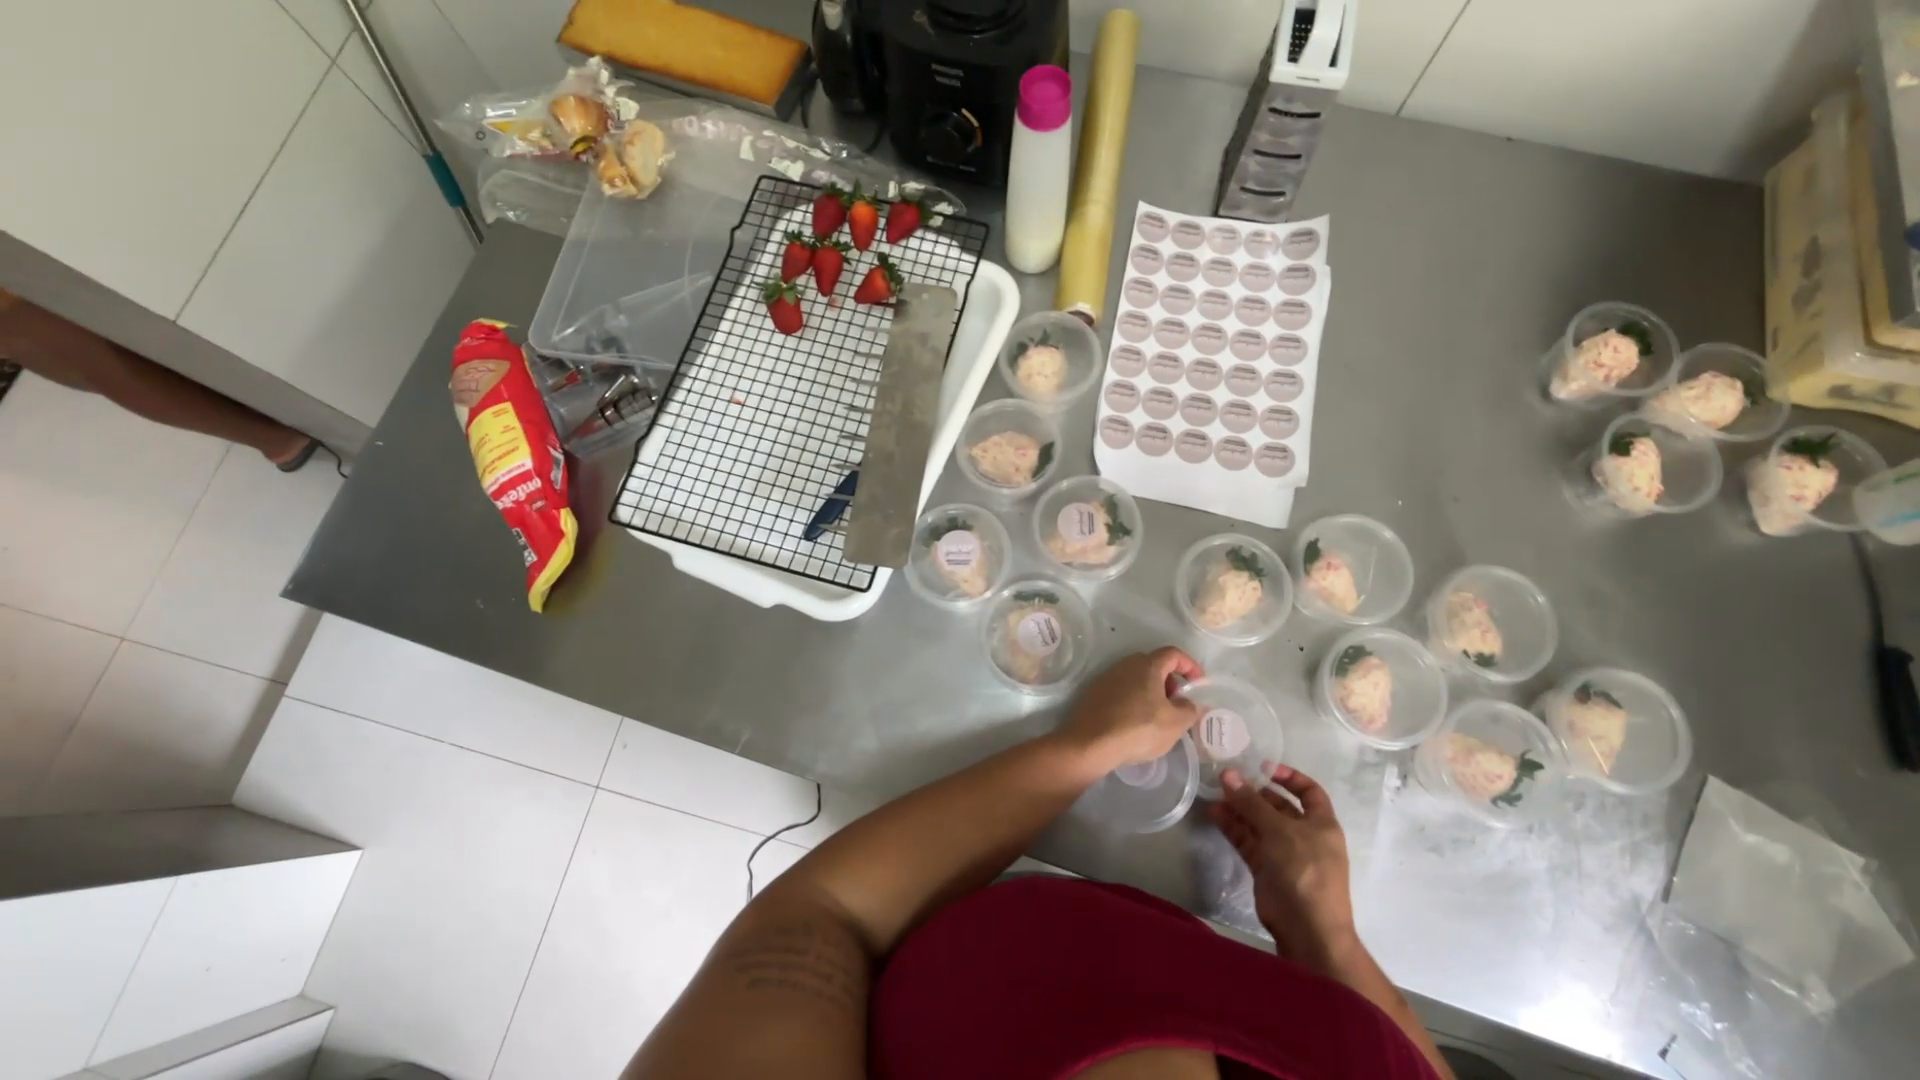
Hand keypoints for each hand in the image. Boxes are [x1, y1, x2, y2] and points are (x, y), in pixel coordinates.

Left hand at [1060, 647, 1204, 772]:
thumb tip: (1191, 704)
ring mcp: (1106, 678)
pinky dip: (1134, 701)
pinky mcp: (1093, 694)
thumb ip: (1190, 709)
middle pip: (1154, 665)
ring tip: (1158, 717)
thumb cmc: (1138, 729)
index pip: (1173, 653)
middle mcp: (1124, 665)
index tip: (1198, 684)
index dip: (1190, 666)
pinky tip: (1135, 723)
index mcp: (1146, 665)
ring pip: (1136, 679)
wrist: (1089, 744)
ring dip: (1151, 692)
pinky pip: (1121, 691)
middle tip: (1177, 704)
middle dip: (1170, 681)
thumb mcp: (1175, 723)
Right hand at [1208, 763, 1357, 970]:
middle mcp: (1304, 836)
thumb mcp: (1279, 832)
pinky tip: (1215, 815)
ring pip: (1260, 825)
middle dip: (1255, 793)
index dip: (1289, 777)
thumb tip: (1228, 774)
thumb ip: (1251, 803)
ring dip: (1240, 810)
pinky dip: (1234, 828)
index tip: (1262, 768)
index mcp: (1322, 824)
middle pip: (1279, 807)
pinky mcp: (1267, 869)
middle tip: (1229, 781)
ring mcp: (1285, 854)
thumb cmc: (1304, 872)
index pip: (1309, 792)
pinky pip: (1249, 842)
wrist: (1308, 929)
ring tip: (1216, 795)